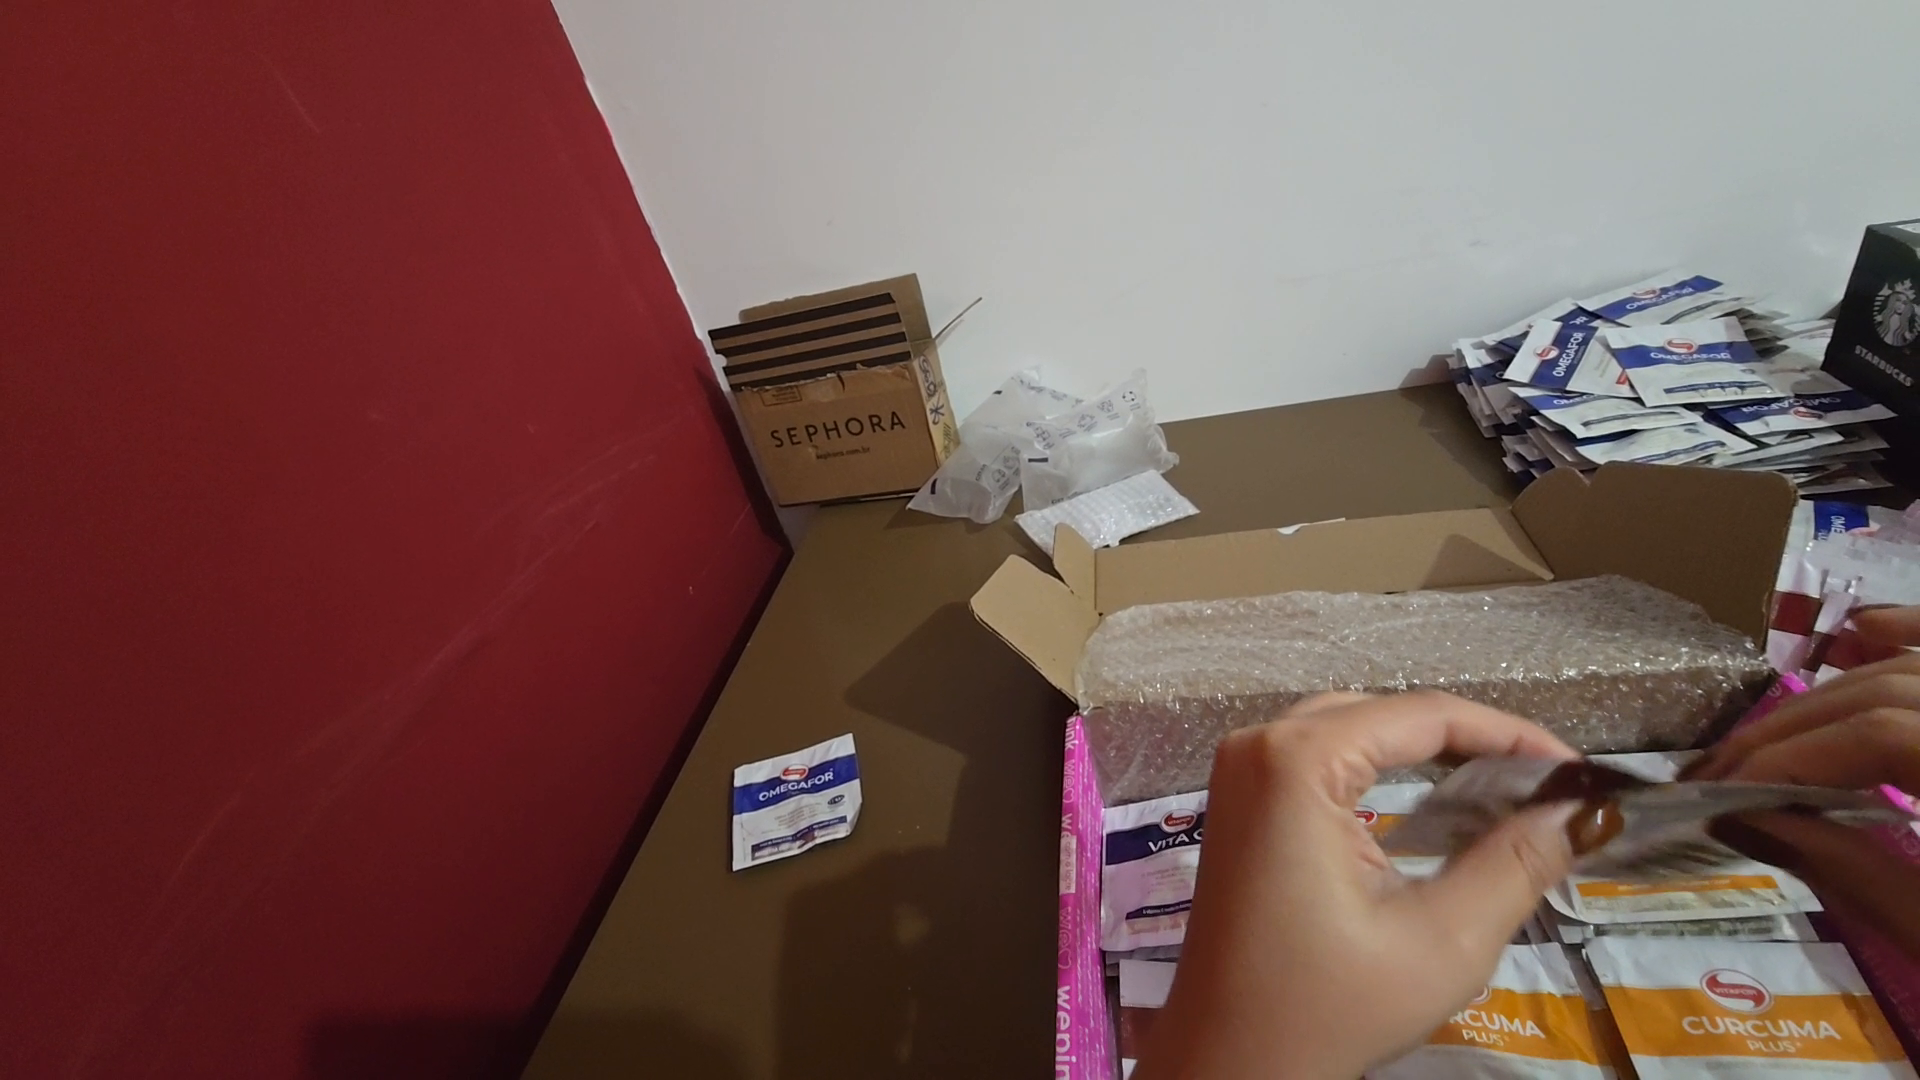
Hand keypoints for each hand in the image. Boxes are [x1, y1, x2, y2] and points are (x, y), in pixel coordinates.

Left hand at [1132, 692, 1581, 1079]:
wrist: (1232, 1049)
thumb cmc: (1328, 1000)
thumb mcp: (1442, 938)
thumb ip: (1515, 861)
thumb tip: (1578, 810)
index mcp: (1294, 761)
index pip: (1415, 716)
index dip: (1504, 733)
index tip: (1579, 769)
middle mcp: (1256, 743)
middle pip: (1375, 713)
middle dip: (1462, 738)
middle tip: (1543, 781)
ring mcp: (1237, 765)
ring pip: (1342, 726)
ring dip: (1416, 747)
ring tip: (1500, 783)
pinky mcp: (1236, 793)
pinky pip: (1311, 753)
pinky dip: (1370, 763)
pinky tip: (1423, 793)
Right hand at [1688, 605, 1919, 956]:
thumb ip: (1864, 878)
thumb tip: (1736, 819)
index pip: (1890, 736)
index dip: (1789, 759)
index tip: (1717, 798)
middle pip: (1898, 693)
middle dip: (1792, 733)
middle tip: (1721, 777)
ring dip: (1834, 695)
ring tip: (1770, 743)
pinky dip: (1907, 640)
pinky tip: (1860, 640)